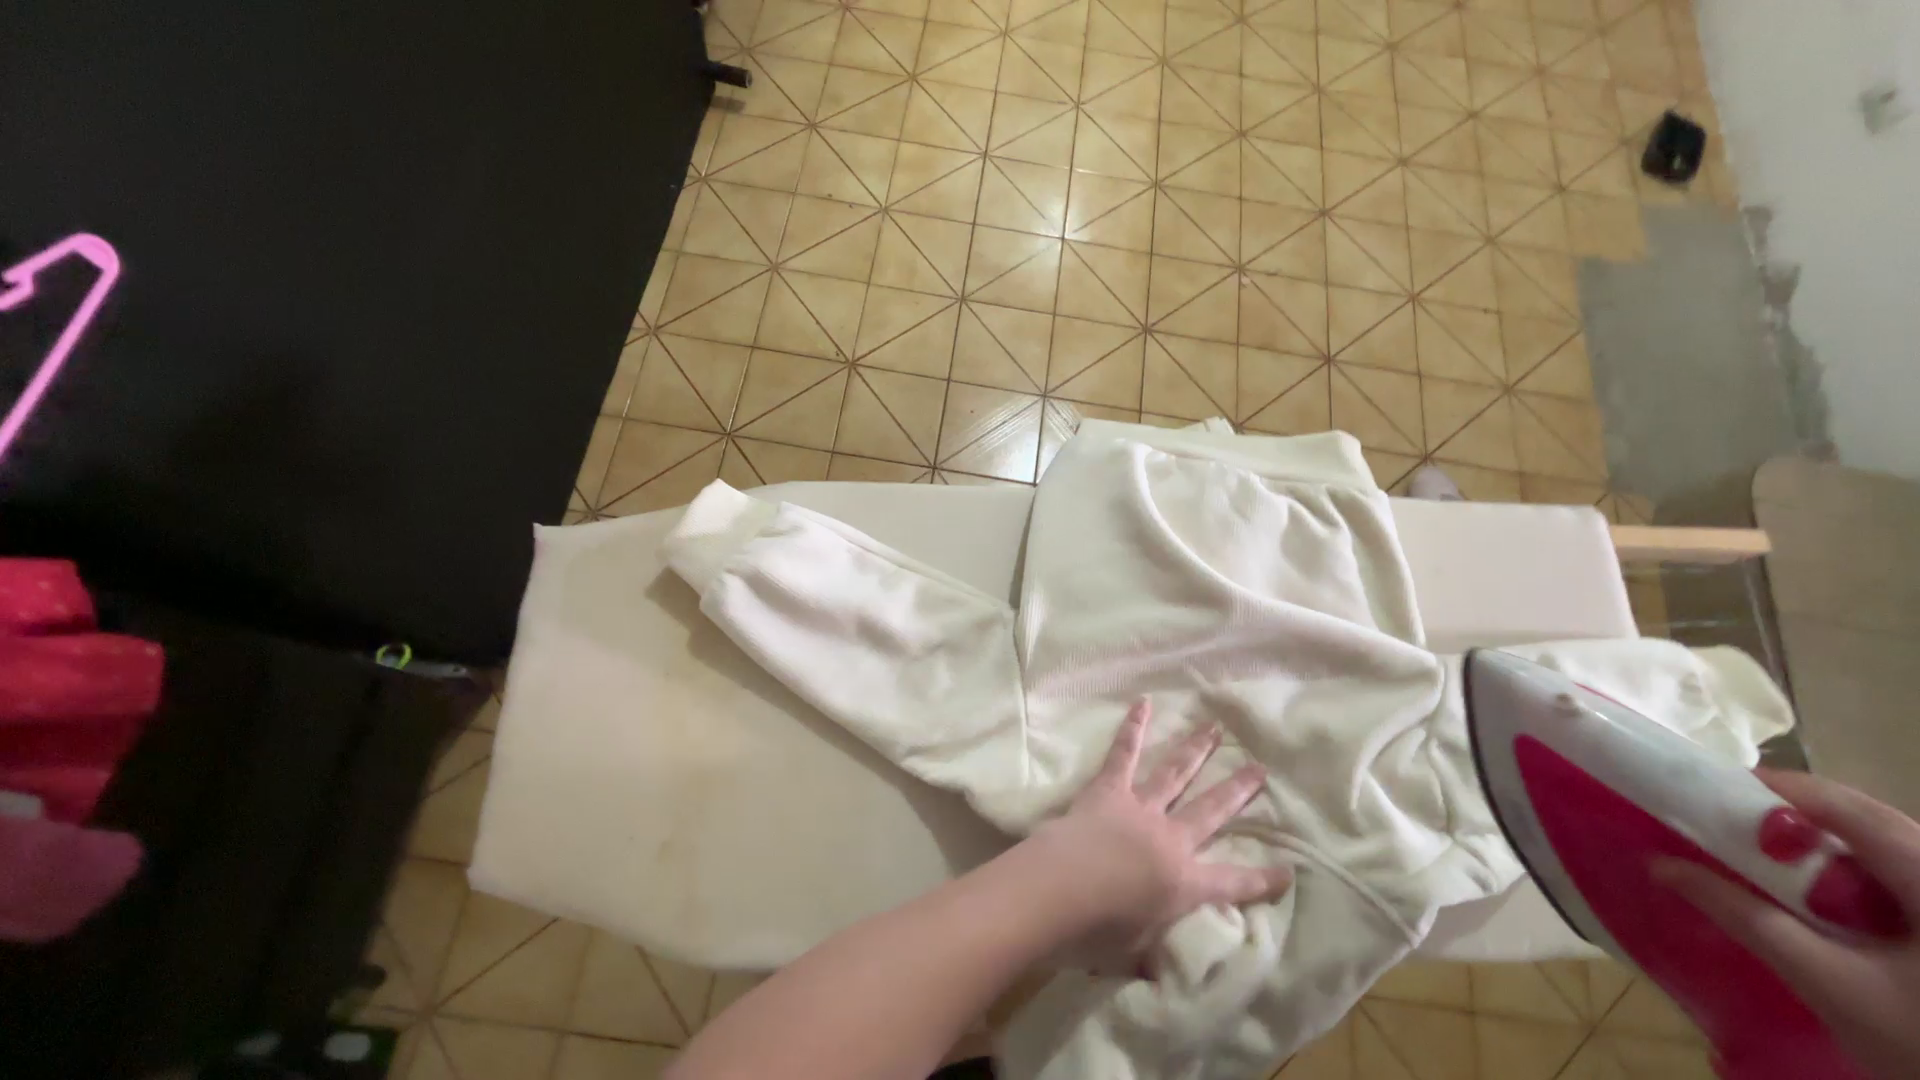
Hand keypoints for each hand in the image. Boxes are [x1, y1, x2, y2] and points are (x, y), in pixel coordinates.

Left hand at [1019, 698, 1294, 975]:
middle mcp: (1170, 839)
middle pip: (1211, 811)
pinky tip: (1144, 703)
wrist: (1056, 892)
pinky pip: (1123, 754)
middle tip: (1260, 768)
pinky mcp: (1108, 790)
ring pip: (1176, 774)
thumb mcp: (1129, 956)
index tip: (1287, 870)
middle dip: (1238, 790)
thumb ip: (1146, 959)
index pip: (1232, 883)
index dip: (1262, 879)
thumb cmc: (1095, 933)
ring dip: (1197, 749)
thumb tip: (1154, 978)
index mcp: (1184, 884)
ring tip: (1216, 728)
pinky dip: (1133, 728)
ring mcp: (1140, 809)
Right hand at [1657, 769, 1919, 1079]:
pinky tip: (1817, 898)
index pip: (1842, 804)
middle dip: (1788, 814)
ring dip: (1814, 841)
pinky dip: (1844, 868)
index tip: (1707, 796)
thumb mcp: (1824, 980)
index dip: (1772, 789)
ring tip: (1761, 859)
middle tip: (1725, 829)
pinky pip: (1895, 869)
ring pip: (1878, 841)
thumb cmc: (1915, 1037)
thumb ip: (1744, 917)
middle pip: (1861, 815)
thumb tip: (1663, 866)